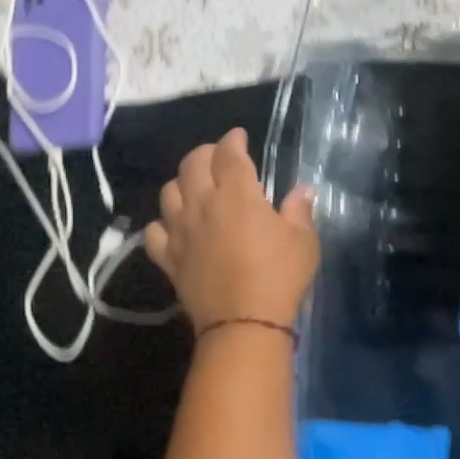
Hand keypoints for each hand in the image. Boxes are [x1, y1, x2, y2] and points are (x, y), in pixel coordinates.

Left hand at [144, 129, 319, 331]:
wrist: (243, 322)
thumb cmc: (280, 276)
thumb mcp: (304, 241)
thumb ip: (299, 211)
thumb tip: (301, 190)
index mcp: (238, 195)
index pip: (230, 155)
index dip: (233, 141)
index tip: (239, 136)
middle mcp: (202, 204)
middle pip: (193, 165)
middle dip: (206, 153)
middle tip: (219, 156)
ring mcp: (180, 231)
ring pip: (169, 192)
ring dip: (182, 182)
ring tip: (196, 186)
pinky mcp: (169, 258)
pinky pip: (155, 231)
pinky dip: (164, 222)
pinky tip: (175, 225)